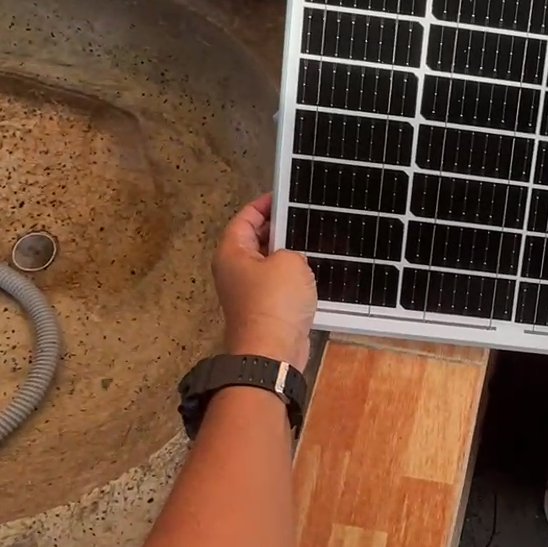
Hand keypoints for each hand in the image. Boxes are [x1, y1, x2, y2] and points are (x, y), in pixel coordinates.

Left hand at [213, 194, 316, 369]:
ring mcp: (249, 291)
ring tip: (316, 240)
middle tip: (306, 217)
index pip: (244, 218)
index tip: (285, 196)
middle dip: (279, 228)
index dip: (263, 204)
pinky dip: (294, 276)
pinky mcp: (265, 309)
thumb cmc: (275, 300)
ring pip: (270, 262)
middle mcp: (235, 270)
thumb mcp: (290, 261)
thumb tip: (293, 259)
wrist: (273, 351)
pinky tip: (315, 271)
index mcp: (232, 252)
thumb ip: (292, 250)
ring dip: (289, 253)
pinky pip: (279, 283)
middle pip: (256, 239)